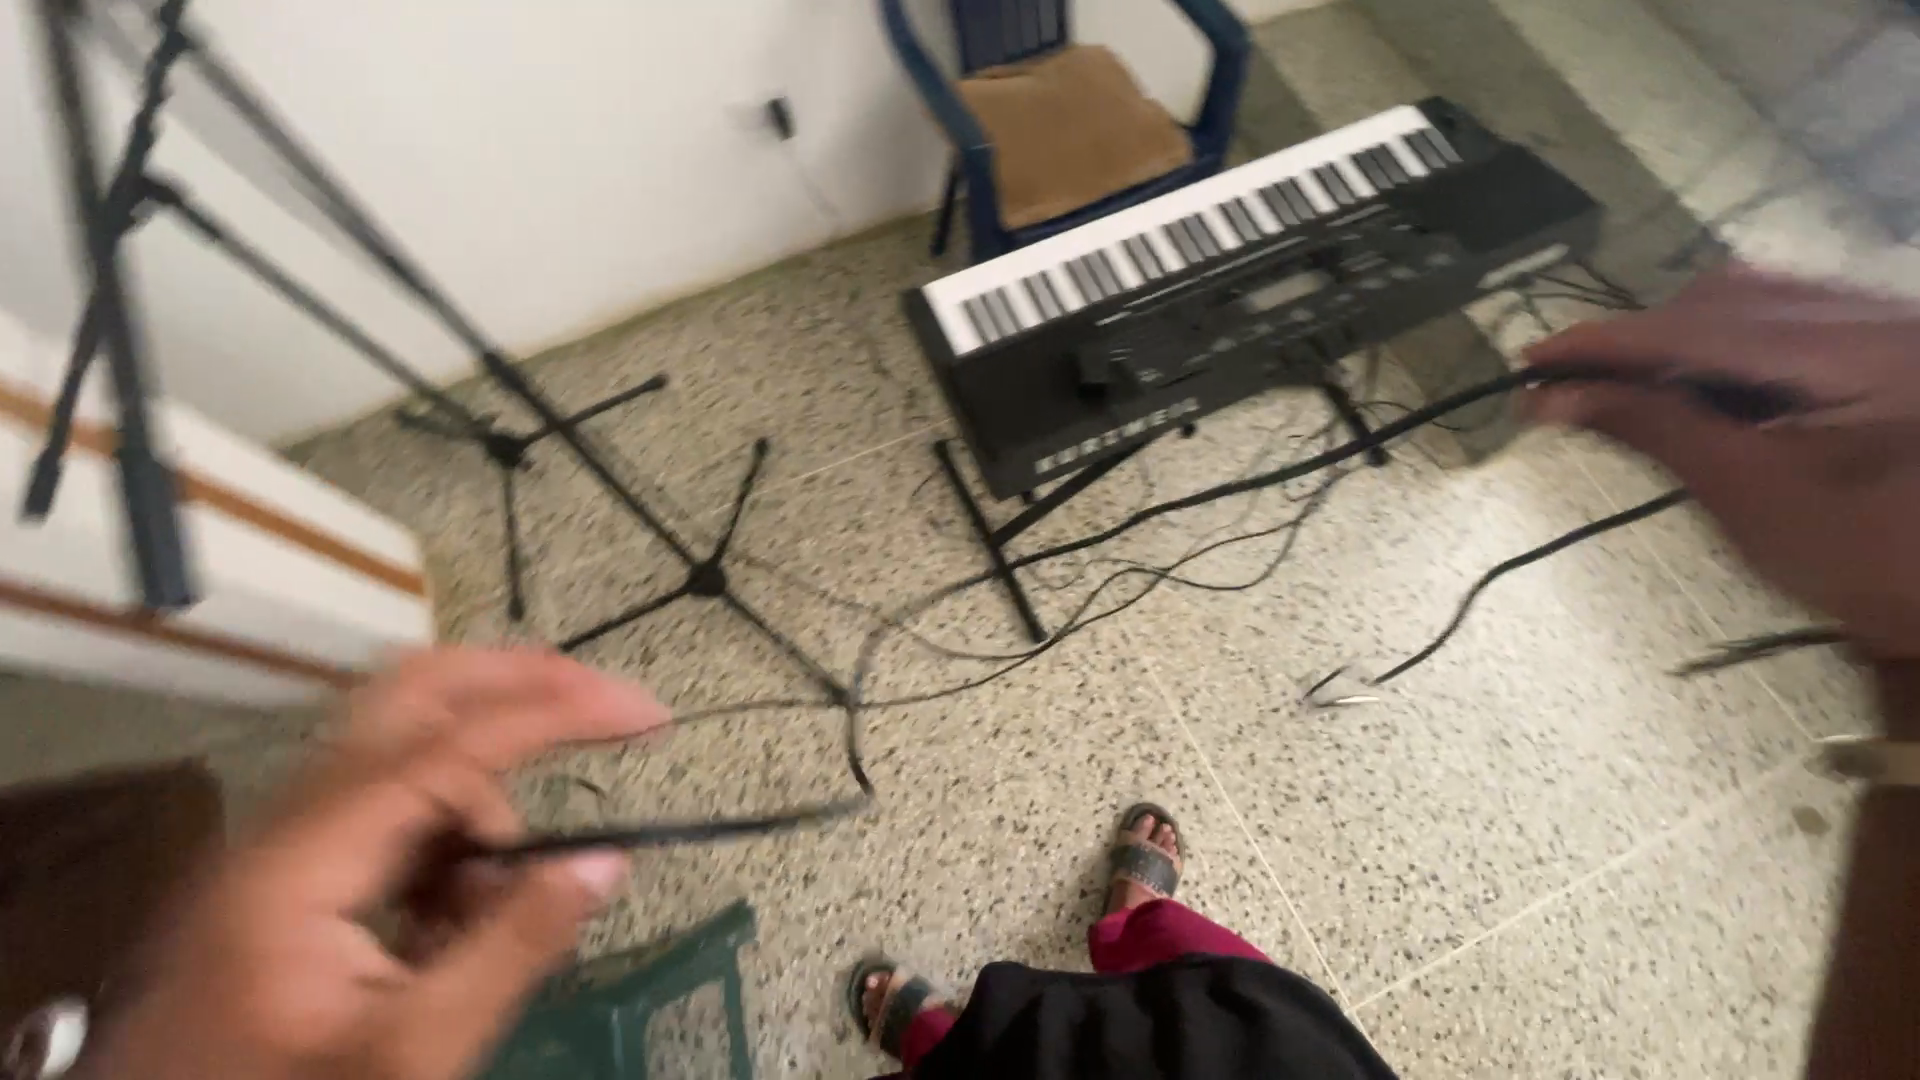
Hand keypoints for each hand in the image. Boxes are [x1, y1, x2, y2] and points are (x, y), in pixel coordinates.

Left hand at [75, 648, 669, 1079]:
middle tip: (601, 700)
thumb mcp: (410, 1053)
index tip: (649, 716)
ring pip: (409, 746)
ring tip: (508, 881)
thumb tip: (608, 859)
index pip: (456, 743)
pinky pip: (401, 807)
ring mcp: (290, 843)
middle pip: (414, 693)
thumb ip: (516, 949)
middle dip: (521, 680)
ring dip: (487, 781)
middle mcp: (289, 825)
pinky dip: (457, 827)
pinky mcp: (300, 871)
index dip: (563, 712)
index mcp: (303, 860)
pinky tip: (462, 908)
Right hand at [1527, 265, 1919, 658]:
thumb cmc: (1855, 557)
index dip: (1606, 341)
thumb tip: (1551, 397)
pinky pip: (1786, 315)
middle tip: (1564, 379)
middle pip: (1728, 298)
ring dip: (1671, 337)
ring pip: (1756, 298)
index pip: (1702, 328)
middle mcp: (1887, 319)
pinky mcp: (1889, 347)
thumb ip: (1648, 426)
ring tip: (1616, 380)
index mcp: (1864, 355)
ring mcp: (1894, 328)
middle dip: (1635, 337)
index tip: (1531, 359)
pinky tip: (1684, 378)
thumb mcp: (1741, 489)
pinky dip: (1716, 341)